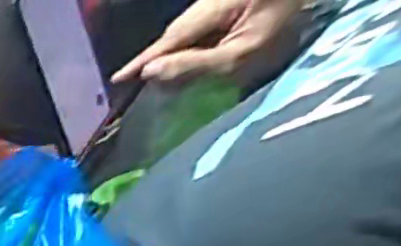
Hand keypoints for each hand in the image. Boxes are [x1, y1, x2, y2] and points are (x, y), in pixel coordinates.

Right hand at [112, 0, 306, 83]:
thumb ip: (194, 64)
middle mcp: (204, 4)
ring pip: (183, 31)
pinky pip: (197, 27)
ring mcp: (215, 2)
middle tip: (136, 83)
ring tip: (162, 75)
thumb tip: (151, 72)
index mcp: (207, 13)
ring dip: (172, 53)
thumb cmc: (284, 14)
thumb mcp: (240, 50)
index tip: (116, 80)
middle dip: (155, 59)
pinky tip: (190, 57)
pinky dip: (188, 45)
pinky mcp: (225, 4)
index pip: (164, 43)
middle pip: (172, 36)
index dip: (139, 63)